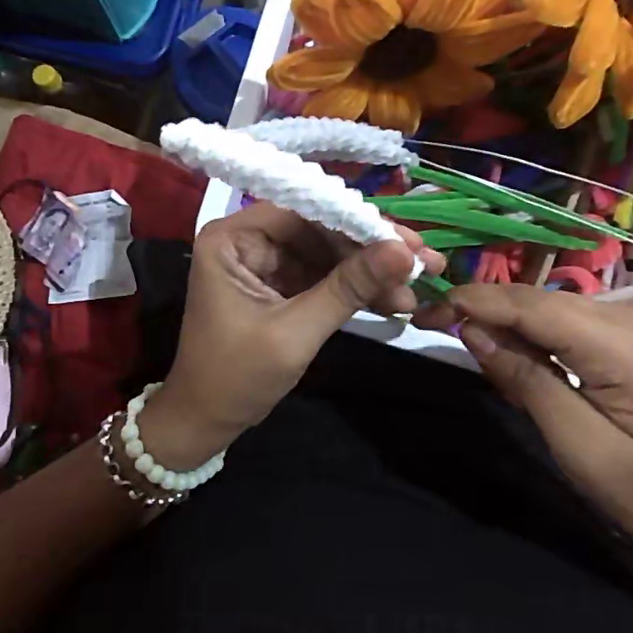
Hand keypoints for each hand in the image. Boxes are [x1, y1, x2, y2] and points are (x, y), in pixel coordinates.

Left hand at [148, 203, 443, 464]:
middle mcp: (250, 240)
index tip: (408, 240)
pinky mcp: (283, 286)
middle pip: (323, 229)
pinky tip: (394, 302)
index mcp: (234, 238)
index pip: (305, 210)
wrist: (207, 422)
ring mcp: (268, 263)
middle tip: (426, 263)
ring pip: (331, 253)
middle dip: (373, 249)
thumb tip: (404, 252)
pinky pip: (327, 276)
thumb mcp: (295, 332)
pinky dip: (358, 289)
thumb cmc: (236, 377)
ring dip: (372, 271)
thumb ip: (348, 289)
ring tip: (418, 289)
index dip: (359, 221)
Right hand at [433, 285, 632, 546]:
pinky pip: (565, 318)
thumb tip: (473, 330)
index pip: (539, 308)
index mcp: (629, 347)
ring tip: (460, 330)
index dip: (480, 302)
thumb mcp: (575, 443)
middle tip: (432, 319)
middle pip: (543, 300)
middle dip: (485, 307)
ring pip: (550, 305)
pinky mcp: (628, 330)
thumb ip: (526, 379)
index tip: (430, 308)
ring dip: (504, 317)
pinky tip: (505, 342)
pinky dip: (529, 328)